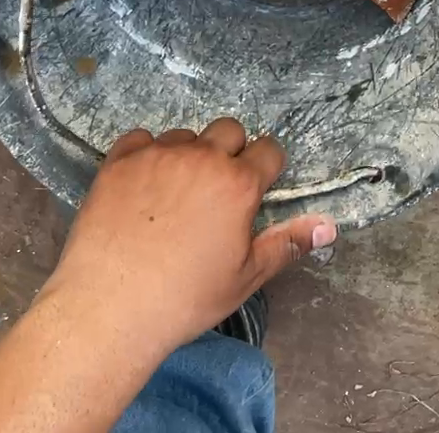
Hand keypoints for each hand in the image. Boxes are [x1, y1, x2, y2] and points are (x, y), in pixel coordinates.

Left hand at [38, 119, 336, 359]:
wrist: (108, 308)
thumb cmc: (184, 299)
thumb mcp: (245, 278)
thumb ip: (288, 244)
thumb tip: (330, 226)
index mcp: (239, 184)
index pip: (269, 149)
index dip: (266, 167)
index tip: (254, 188)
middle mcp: (203, 158)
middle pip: (229, 129)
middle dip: (230, 151)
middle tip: (215, 189)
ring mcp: (160, 155)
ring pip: (186, 135)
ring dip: (188, 154)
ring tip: (173, 192)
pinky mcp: (121, 160)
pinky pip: (141, 138)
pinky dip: (146, 154)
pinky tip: (141, 185)